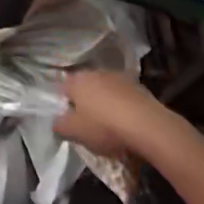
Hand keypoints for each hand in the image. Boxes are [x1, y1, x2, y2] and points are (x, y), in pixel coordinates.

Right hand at [54, 70, 169, 159]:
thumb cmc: (104, 127)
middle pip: (84, 85)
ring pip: (103, 88)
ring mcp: (118, 76)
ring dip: (102, 100)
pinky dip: (119, 103)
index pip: (63, 86)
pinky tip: (122, 118)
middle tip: (84, 121)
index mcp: (78, 80)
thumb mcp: (74, 132)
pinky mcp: (136, 84)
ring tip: (105, 121)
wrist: (145, 124)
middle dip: (83, 100)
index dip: (62, 102)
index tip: (66, 118)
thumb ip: (60, 125)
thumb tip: (57, 121)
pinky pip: (120, 93)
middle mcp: (97, 72)